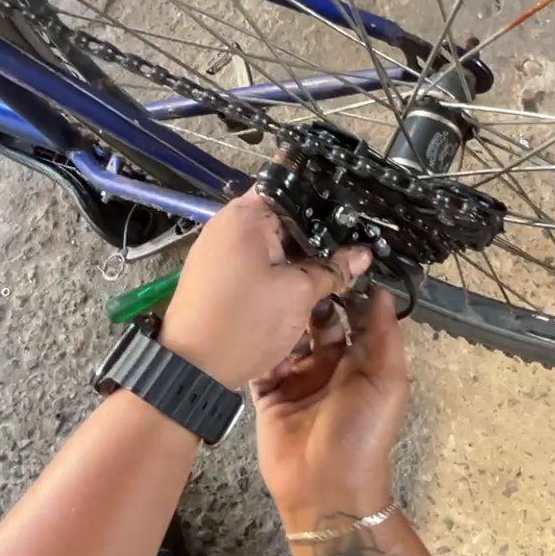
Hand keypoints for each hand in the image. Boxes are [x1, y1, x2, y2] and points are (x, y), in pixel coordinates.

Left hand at [159, 190, 371, 388]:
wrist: (192, 369)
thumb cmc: (244, 323)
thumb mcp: (299, 294)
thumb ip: (333, 270)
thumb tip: (362, 255)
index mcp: (245, 215)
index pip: (292, 186)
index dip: (326, 198)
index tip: (353, 212)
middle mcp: (229, 224)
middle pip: (285, 216)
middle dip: (318, 233)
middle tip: (354, 244)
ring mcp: (221, 249)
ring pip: (274, 242)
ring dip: (302, 256)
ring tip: (336, 267)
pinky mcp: (220, 274)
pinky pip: (259, 262)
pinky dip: (282, 270)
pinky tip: (307, 285)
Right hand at [254, 288, 409, 528]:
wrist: (326, 485)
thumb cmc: (364, 430)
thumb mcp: (388, 380)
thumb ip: (385, 335)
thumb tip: (383, 291)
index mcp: (361, 360)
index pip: (354, 315)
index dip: (346, 291)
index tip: (332, 259)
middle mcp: (329, 364)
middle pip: (317, 321)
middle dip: (309, 300)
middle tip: (295, 272)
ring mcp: (297, 377)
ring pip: (288, 336)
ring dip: (282, 318)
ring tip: (271, 294)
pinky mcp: (269, 392)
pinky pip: (262, 361)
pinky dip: (258, 345)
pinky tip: (252, 323)